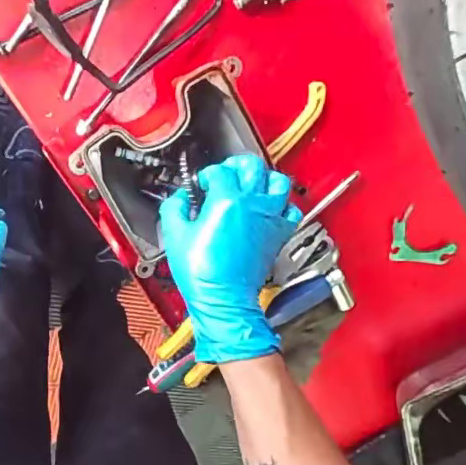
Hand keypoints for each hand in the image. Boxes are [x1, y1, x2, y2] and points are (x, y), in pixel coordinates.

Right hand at [160, 154, 300, 363]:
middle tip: (227, 173)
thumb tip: (180, 199)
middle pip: (253, 165)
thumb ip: (174, 207)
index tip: (202, 185)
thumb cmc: (203, 273)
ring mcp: (269, 219)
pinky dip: (283, 206)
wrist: (224, 300)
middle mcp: (253, 205)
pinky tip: (270, 208)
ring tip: (252, 184)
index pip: (221, 170)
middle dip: (237, 164)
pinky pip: (291, 211)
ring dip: (265, 178)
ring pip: (279, 182)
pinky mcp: (278, 234)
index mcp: (227, 201)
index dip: (208, 175)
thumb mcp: (174, 235)